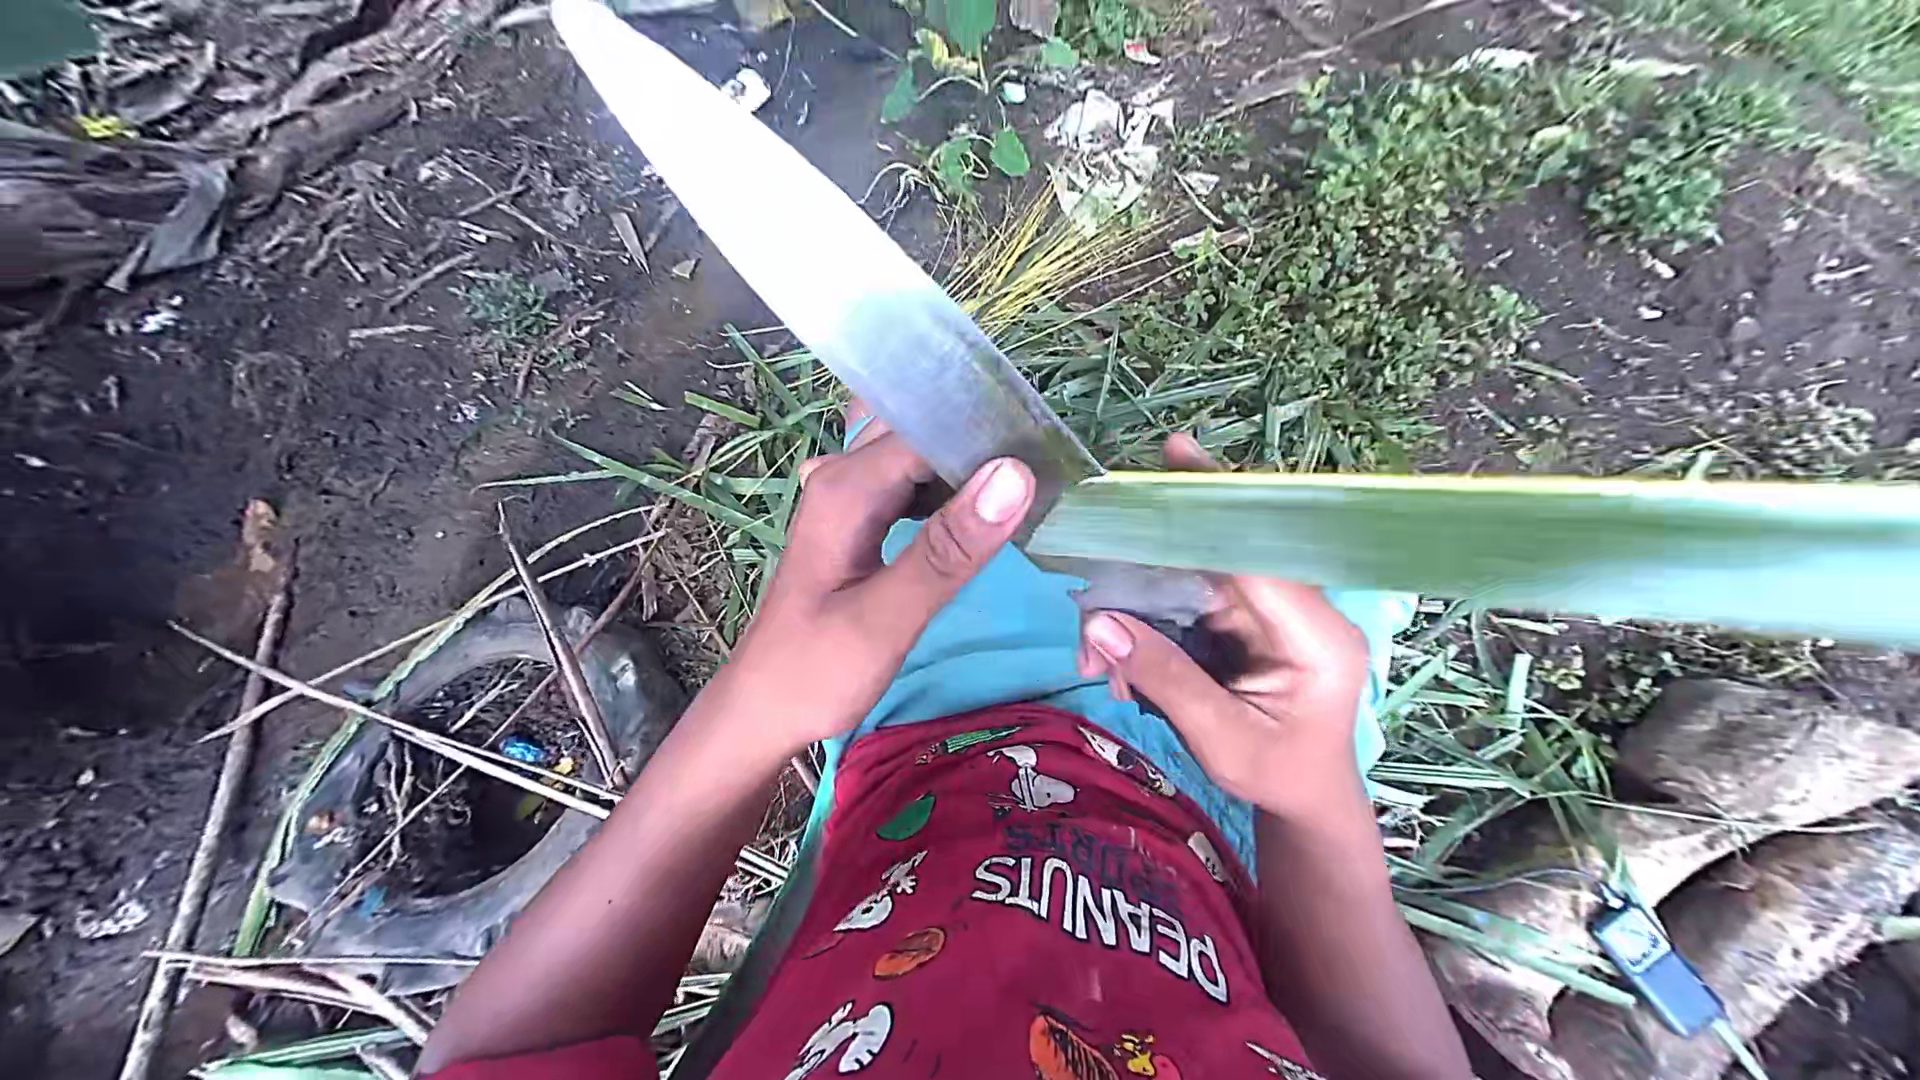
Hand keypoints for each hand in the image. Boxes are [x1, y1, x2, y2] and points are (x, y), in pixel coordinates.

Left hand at [718, 430, 1034, 752]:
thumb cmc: (816, 672)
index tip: (1049, 457)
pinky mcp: (857, 519)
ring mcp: (847, 495)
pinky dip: (947, 489)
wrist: (764, 708)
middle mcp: (843, 475)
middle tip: (1044, 471)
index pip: (933, 432)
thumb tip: (1014, 476)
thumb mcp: (885, 620)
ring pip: (917, 455)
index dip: (991, 438)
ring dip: (967, 466)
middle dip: (981, 443)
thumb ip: (948, 552)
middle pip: (924, 434)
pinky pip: (909, 482)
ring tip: (1024, 488)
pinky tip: (977, 512)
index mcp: (847, 488)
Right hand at [1076, 435, 1368, 819]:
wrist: (1303, 804)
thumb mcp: (1222, 740)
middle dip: (1140, 579)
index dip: (1214, 503)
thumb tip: (1100, 621)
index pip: (1261, 552)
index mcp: (1314, 634)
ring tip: (1095, 658)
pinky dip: (1139, 627)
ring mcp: (1262, 614)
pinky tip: (1116, 661)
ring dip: (1130, 612)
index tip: (1173, 455)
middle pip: (1209, 560)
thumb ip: (1166, 678)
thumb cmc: (1279, 778)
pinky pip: (1178, 605)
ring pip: (1183, 582)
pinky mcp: (1237, 623)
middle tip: (1091, 612)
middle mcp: (1291, 610)